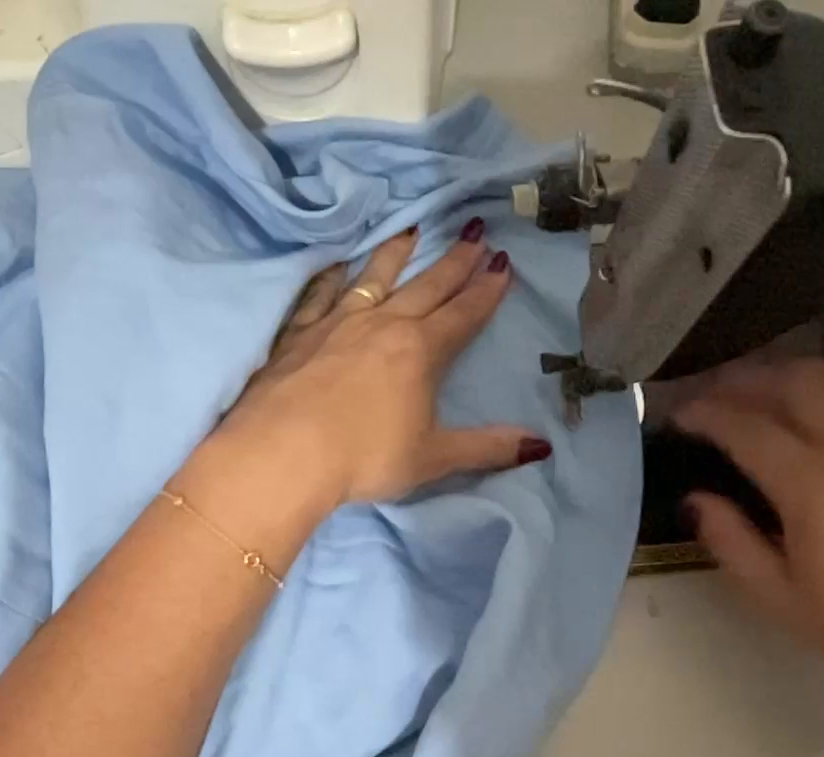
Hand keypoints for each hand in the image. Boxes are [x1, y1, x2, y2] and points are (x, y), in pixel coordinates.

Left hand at [215, 221, 549, 507]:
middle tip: (474, 232)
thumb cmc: (364, 458)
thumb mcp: (433, 459)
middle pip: (427, 286)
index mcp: (420, 352)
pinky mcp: (299, 332)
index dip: (487, 291)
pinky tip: (338, 265)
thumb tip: (541, 446)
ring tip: (412, 230)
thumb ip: (486, 449)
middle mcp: (383, 325)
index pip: (463, 314)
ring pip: (375, 278)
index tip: (504, 264)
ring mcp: (337, 323)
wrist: (282, 454)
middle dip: (455, 262)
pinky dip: (334, 275)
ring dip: (397, 253)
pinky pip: (323, 293)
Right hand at [675, 358, 823, 697]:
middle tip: (719, 390)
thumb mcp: (781, 600)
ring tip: (777, 384)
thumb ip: (731, 543)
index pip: (745, 428)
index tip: (680, 413)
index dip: (705, 413)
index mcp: (812, 483)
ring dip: (803, 371)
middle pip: (794, 384)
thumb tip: (697, 500)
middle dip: (747, 380)